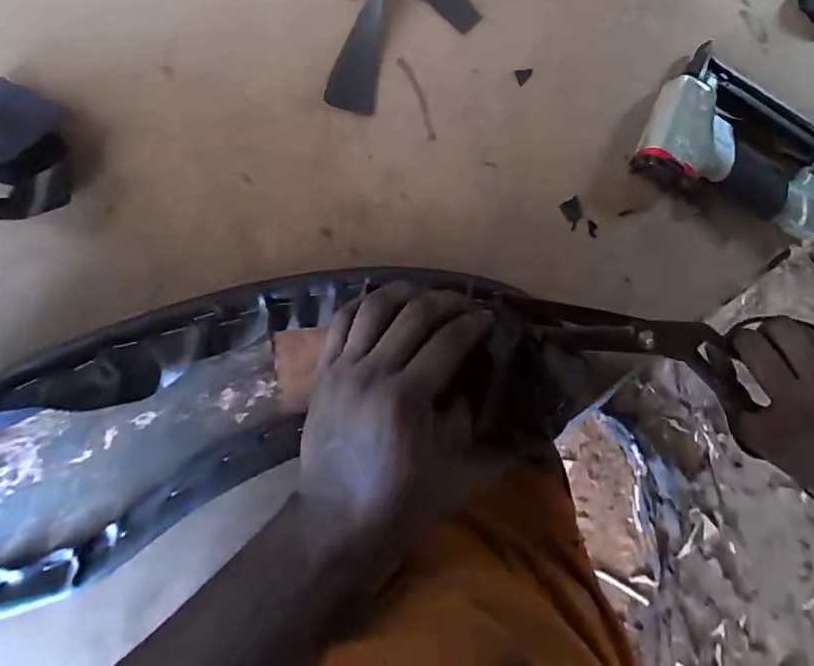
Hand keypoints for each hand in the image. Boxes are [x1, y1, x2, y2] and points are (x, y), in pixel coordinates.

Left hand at [295, 283, 498, 564]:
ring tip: (426, 297)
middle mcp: (373, 372)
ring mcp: (343, 368)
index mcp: (407, 398)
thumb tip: (479, 365)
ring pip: (376, 305)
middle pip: (416, 313)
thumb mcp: (453, 461)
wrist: (336, 520)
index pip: (449, 340)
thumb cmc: (401, 499)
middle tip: (467, 304)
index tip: (489, 318)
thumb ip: (469, 407)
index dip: (474, 323)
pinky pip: (343, 320)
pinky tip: (386, 307)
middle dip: (449, 301)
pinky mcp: (324, 370)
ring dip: (407, 293)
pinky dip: (366, 304)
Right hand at [729, 317, 813, 502]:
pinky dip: (811, 346)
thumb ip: (731, 395)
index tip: (732, 349)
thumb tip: (714, 354)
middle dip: (760, 332)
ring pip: (805, 330)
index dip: (736, 340)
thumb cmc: (809, 462)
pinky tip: (808, 362)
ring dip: (786, 337)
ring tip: (782, 353)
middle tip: (757, 348)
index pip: (753, 345)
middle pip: (780, 326)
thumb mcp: (760, 437)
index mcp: (792, 397)